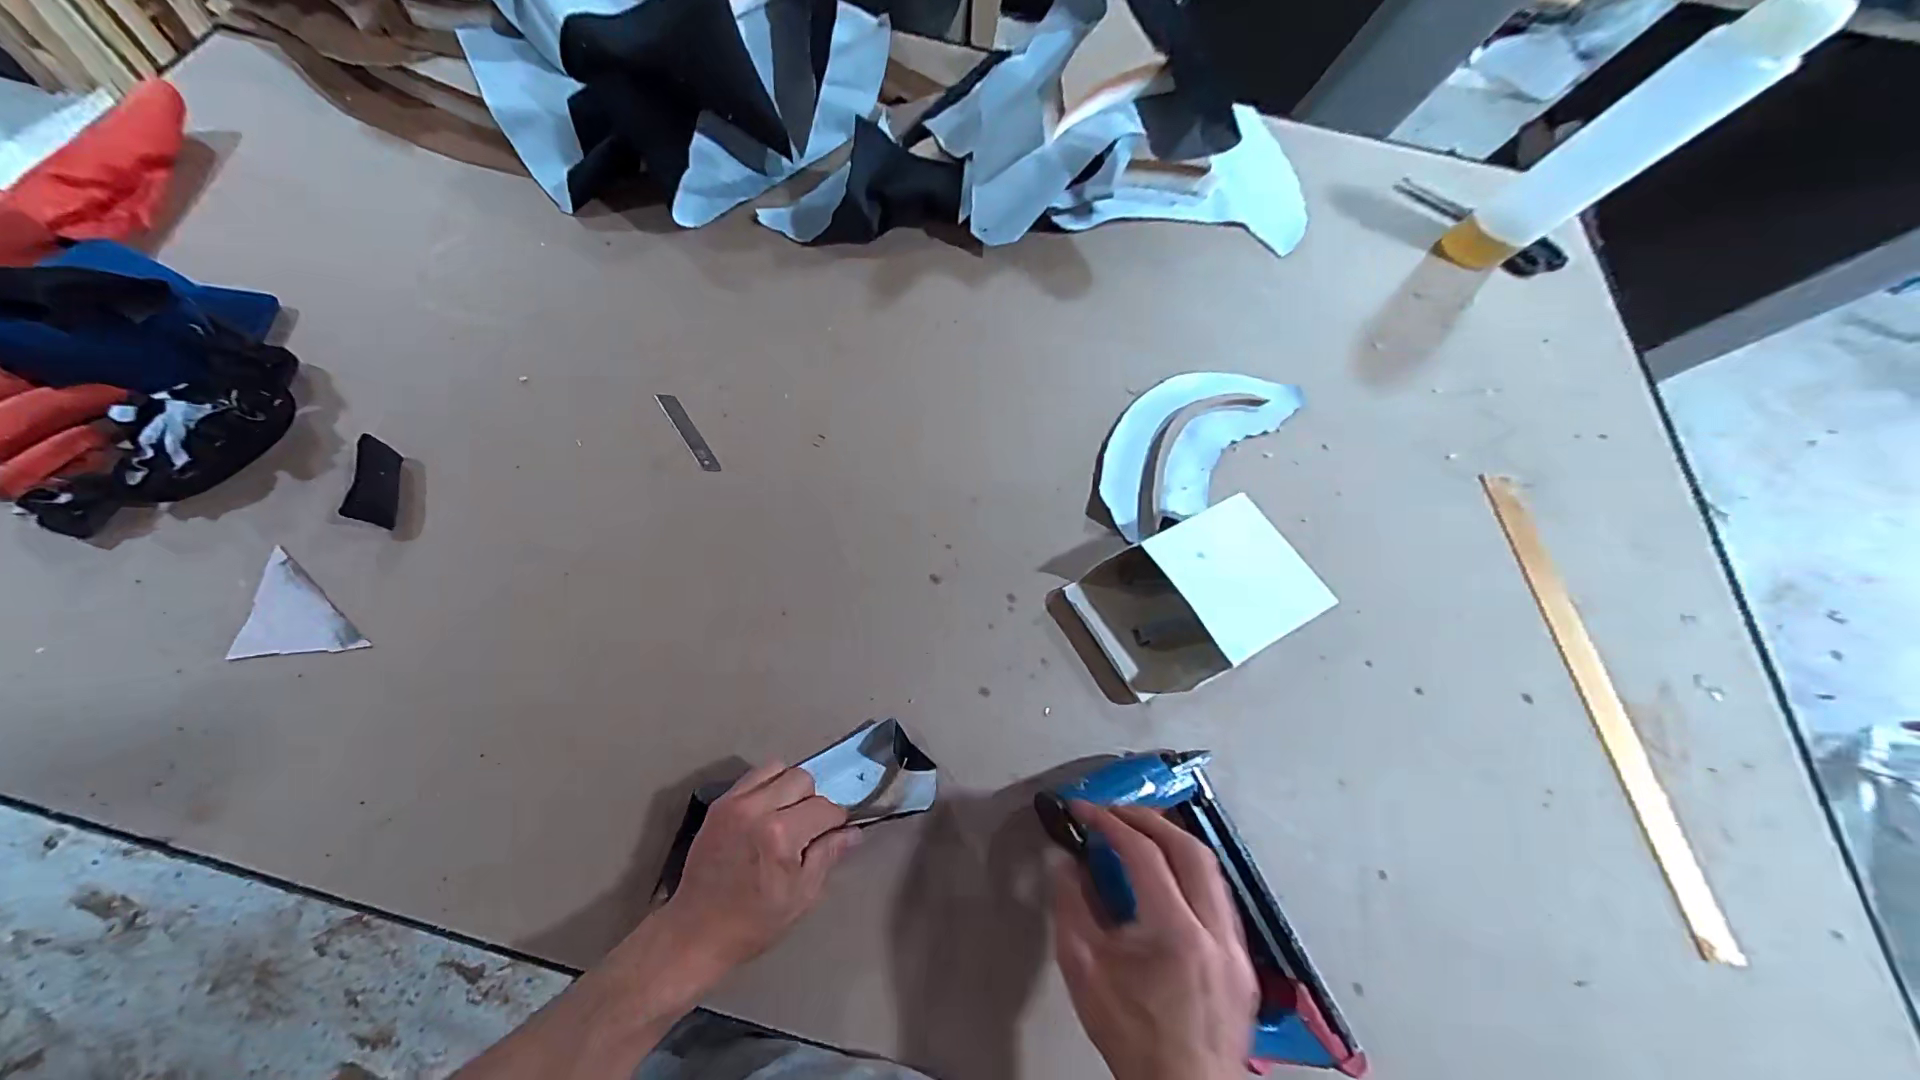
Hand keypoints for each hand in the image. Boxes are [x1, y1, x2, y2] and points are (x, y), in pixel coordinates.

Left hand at [654, 761, 860, 969]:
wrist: (695, 932)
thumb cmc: (753, 921)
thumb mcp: (801, 895)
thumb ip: (828, 855)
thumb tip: (853, 832)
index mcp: (780, 834)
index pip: (825, 808)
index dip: (836, 822)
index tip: (834, 835)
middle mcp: (757, 809)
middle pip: (803, 779)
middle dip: (813, 801)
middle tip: (808, 828)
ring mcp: (734, 803)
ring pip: (778, 768)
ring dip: (789, 788)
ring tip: (786, 815)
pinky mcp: (719, 804)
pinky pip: (753, 776)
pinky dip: (767, 786)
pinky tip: (766, 812)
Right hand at [1051, 802, 1258, 1079]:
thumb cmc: (1134, 1039)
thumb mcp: (1084, 969)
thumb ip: (1070, 907)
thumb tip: (1064, 863)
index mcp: (1175, 933)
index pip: (1142, 853)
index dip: (1109, 823)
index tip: (1085, 811)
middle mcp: (1214, 933)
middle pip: (1188, 848)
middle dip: (1147, 819)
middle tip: (1115, 812)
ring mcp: (1234, 947)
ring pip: (1211, 869)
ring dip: (1173, 841)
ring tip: (1141, 833)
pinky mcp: (1241, 961)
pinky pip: (1219, 896)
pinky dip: (1190, 871)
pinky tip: (1169, 877)